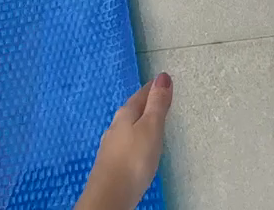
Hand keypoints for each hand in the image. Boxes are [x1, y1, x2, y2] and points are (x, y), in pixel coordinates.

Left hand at [74, 72, 173, 209]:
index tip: (165, 83)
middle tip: (160, 102)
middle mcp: (115, 126)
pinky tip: (138, 150)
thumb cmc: (134, 159)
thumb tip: (162, 75)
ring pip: (127, 128)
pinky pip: (125, 144)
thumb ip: (157, 104)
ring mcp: (110, 145)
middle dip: (146, 105)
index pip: (142, 94)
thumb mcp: (151, 128)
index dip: (154, 88)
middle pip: (133, 110)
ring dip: (139, 124)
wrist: (109, 198)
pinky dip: (134, 141)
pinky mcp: (109, 164)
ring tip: (152, 126)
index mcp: (125, 114)